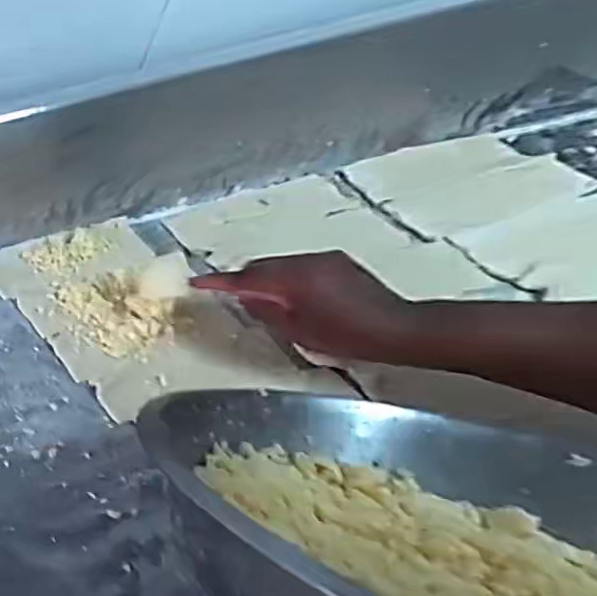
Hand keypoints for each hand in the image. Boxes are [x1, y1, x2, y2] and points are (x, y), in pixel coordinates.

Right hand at [190, 251, 419, 362]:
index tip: (195, 283)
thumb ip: (263, 309)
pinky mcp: (338, 263)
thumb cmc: (344, 335)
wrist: (400, 330)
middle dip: (241, 279)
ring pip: (278, 264)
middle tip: (229, 295)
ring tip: (260, 297)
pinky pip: (297, 265)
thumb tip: (245, 297)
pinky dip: (284, 276)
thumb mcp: (293, 328)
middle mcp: (308, 262)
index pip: (243, 278)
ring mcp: (326, 260)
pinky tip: (287, 293)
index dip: (216, 282)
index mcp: (292, 279)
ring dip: (264, 277)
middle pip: (260, 266)